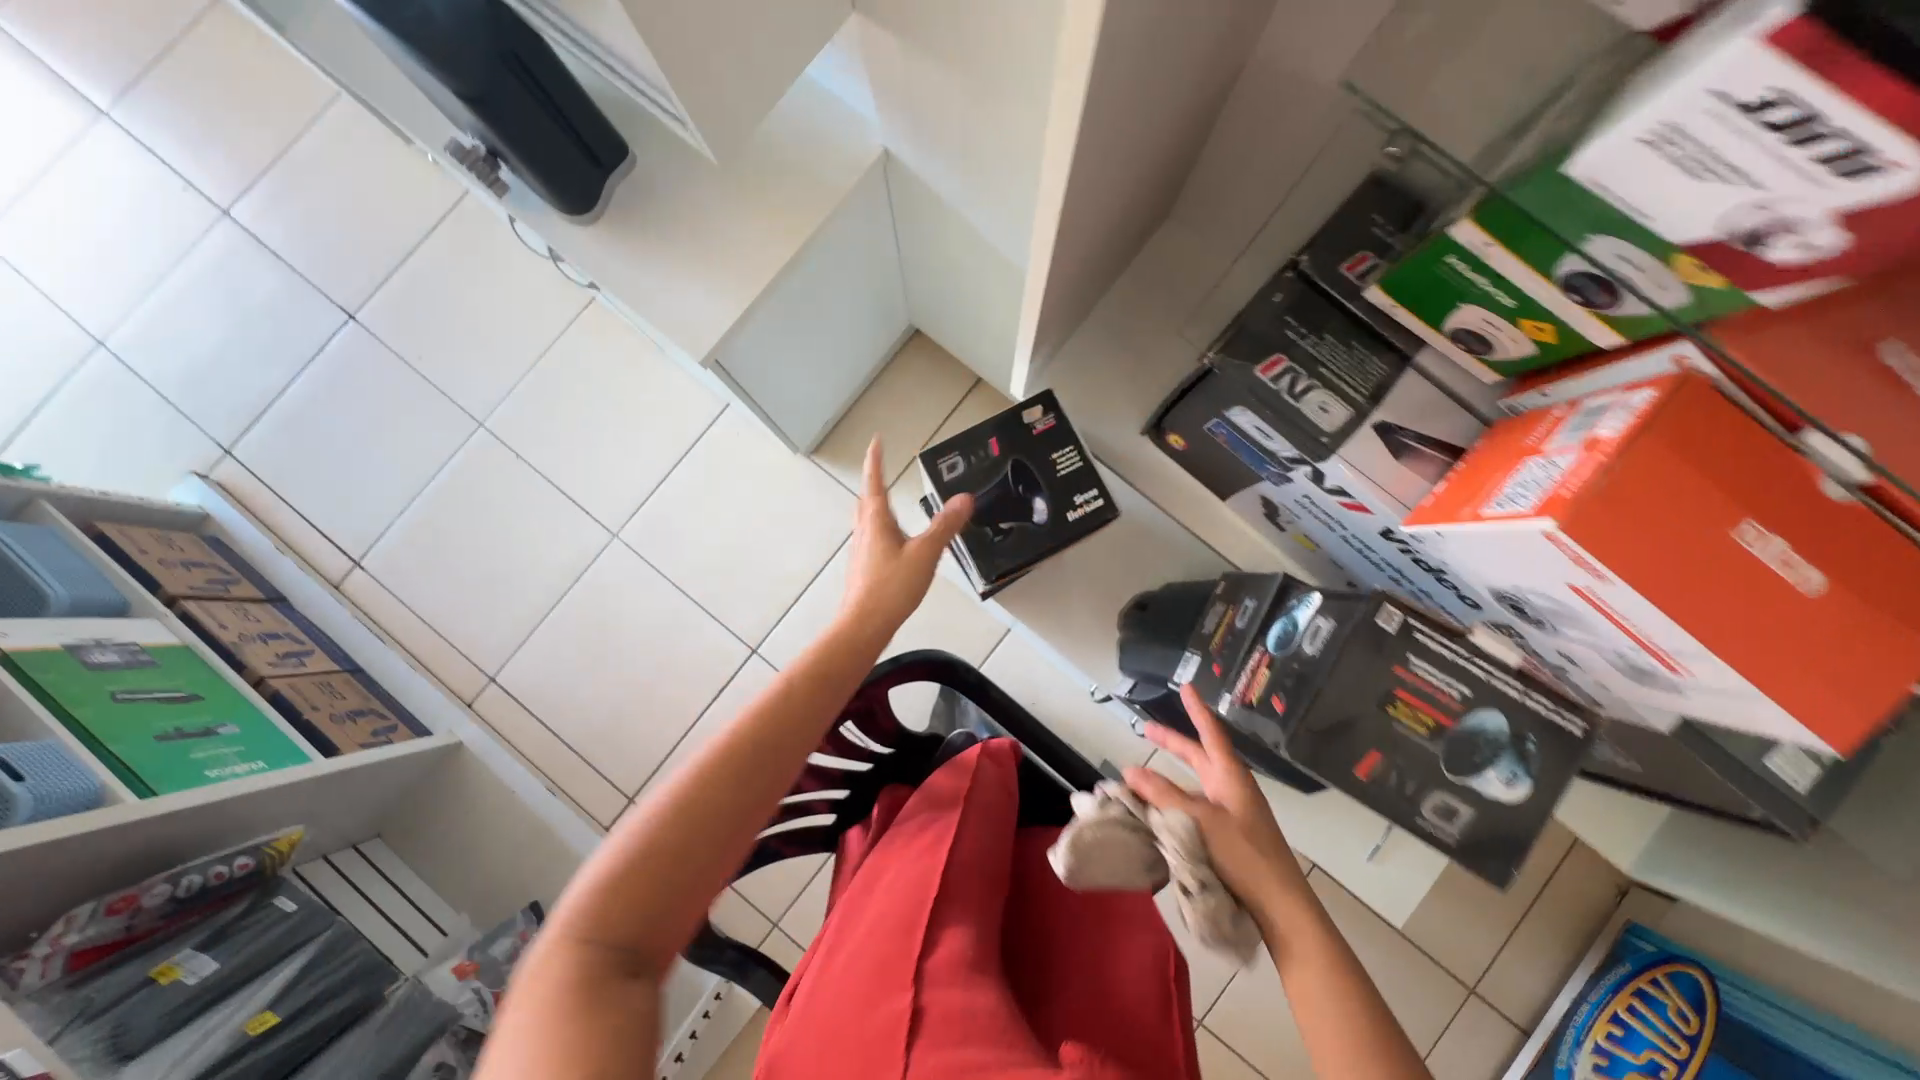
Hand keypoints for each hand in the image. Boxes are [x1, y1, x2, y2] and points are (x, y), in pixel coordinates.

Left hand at [839, 437, 972, 633]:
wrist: (864, 625)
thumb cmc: (891, 588)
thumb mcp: (925, 554)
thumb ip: (945, 526)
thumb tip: (965, 498)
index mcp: (876, 521)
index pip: (874, 481)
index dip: (876, 460)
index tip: (876, 441)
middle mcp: (864, 531)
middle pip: (866, 500)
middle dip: (873, 482)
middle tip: (880, 469)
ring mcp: (861, 551)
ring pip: (867, 520)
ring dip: (875, 507)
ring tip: (888, 503)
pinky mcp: (863, 568)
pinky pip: (872, 539)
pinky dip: (881, 530)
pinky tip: (892, 544)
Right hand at [1124, 685, 1310, 922]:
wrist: (1279, 904)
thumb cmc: (1244, 855)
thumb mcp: (1200, 822)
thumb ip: (1164, 796)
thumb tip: (1130, 770)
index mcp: (1231, 777)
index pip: (1210, 734)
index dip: (1196, 710)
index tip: (1185, 686)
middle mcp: (1232, 789)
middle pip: (1201, 757)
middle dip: (1174, 743)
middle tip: (1147, 730)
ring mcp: (1232, 812)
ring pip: (1197, 785)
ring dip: (1172, 777)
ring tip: (1143, 778)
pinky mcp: (1229, 835)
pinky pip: (1197, 808)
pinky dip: (1177, 803)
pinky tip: (1161, 813)